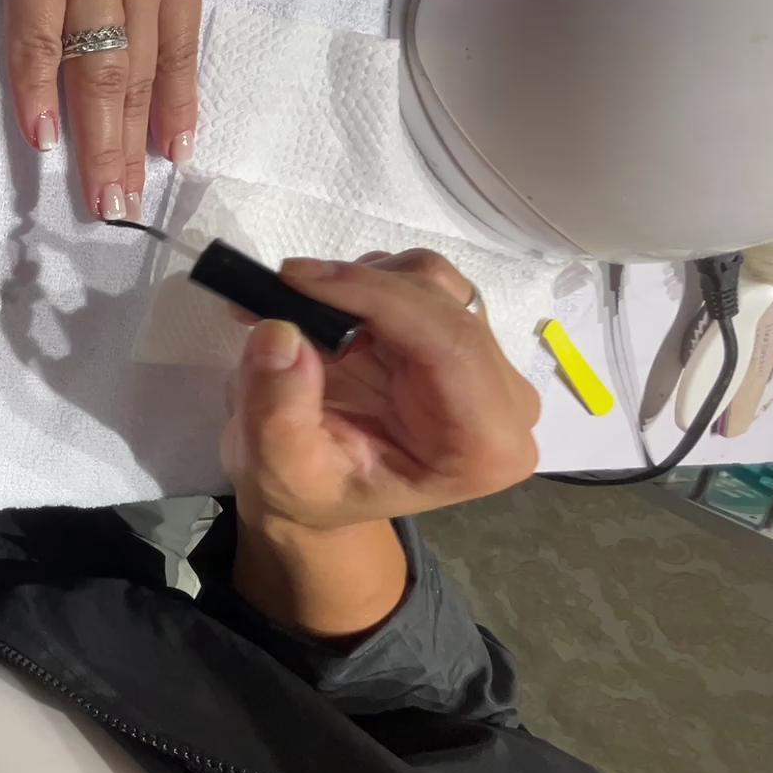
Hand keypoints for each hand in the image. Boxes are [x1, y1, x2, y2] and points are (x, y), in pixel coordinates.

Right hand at [0, 0, 305, 221]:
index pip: (179, 42)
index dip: (177, 102)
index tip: (176, 154)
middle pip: (135, 73)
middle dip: (131, 143)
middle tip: (124, 204)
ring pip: (93, 70)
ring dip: (95, 138)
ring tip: (93, 195)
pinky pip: (33, 36)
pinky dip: (35, 89)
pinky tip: (38, 135)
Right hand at [222, 250, 540, 533]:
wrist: (310, 494)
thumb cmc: (304, 491)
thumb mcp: (277, 464)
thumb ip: (277, 404)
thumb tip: (279, 330)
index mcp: (480, 445)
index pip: (449, 343)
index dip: (375, 296)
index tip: (293, 277)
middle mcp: (499, 399)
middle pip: (441, 305)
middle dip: (352, 287)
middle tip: (274, 293)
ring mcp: (475, 365)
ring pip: (429, 281)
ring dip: (354, 283)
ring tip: (293, 311)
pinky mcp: (444, 339)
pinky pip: (409, 282)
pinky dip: (352, 283)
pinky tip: (313, 313)